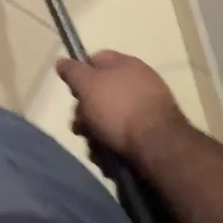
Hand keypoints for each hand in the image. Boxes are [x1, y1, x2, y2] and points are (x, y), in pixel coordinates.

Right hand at [56, 50, 187, 157]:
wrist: (159, 147)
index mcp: (125, 64)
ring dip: (97, 137)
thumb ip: (72, 71)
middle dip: (86, 115)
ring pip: (111, 121)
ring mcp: (149, 110)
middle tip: (81, 129)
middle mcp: (139, 83)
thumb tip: (62, 61)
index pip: (95, 60)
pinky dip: (115, 150)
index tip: (74, 95)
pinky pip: (126, 138)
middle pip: (100, 95)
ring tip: (96, 152)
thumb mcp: (86, 84)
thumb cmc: (118, 109)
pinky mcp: (155, 136)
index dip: (80, 76)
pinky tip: (111, 162)